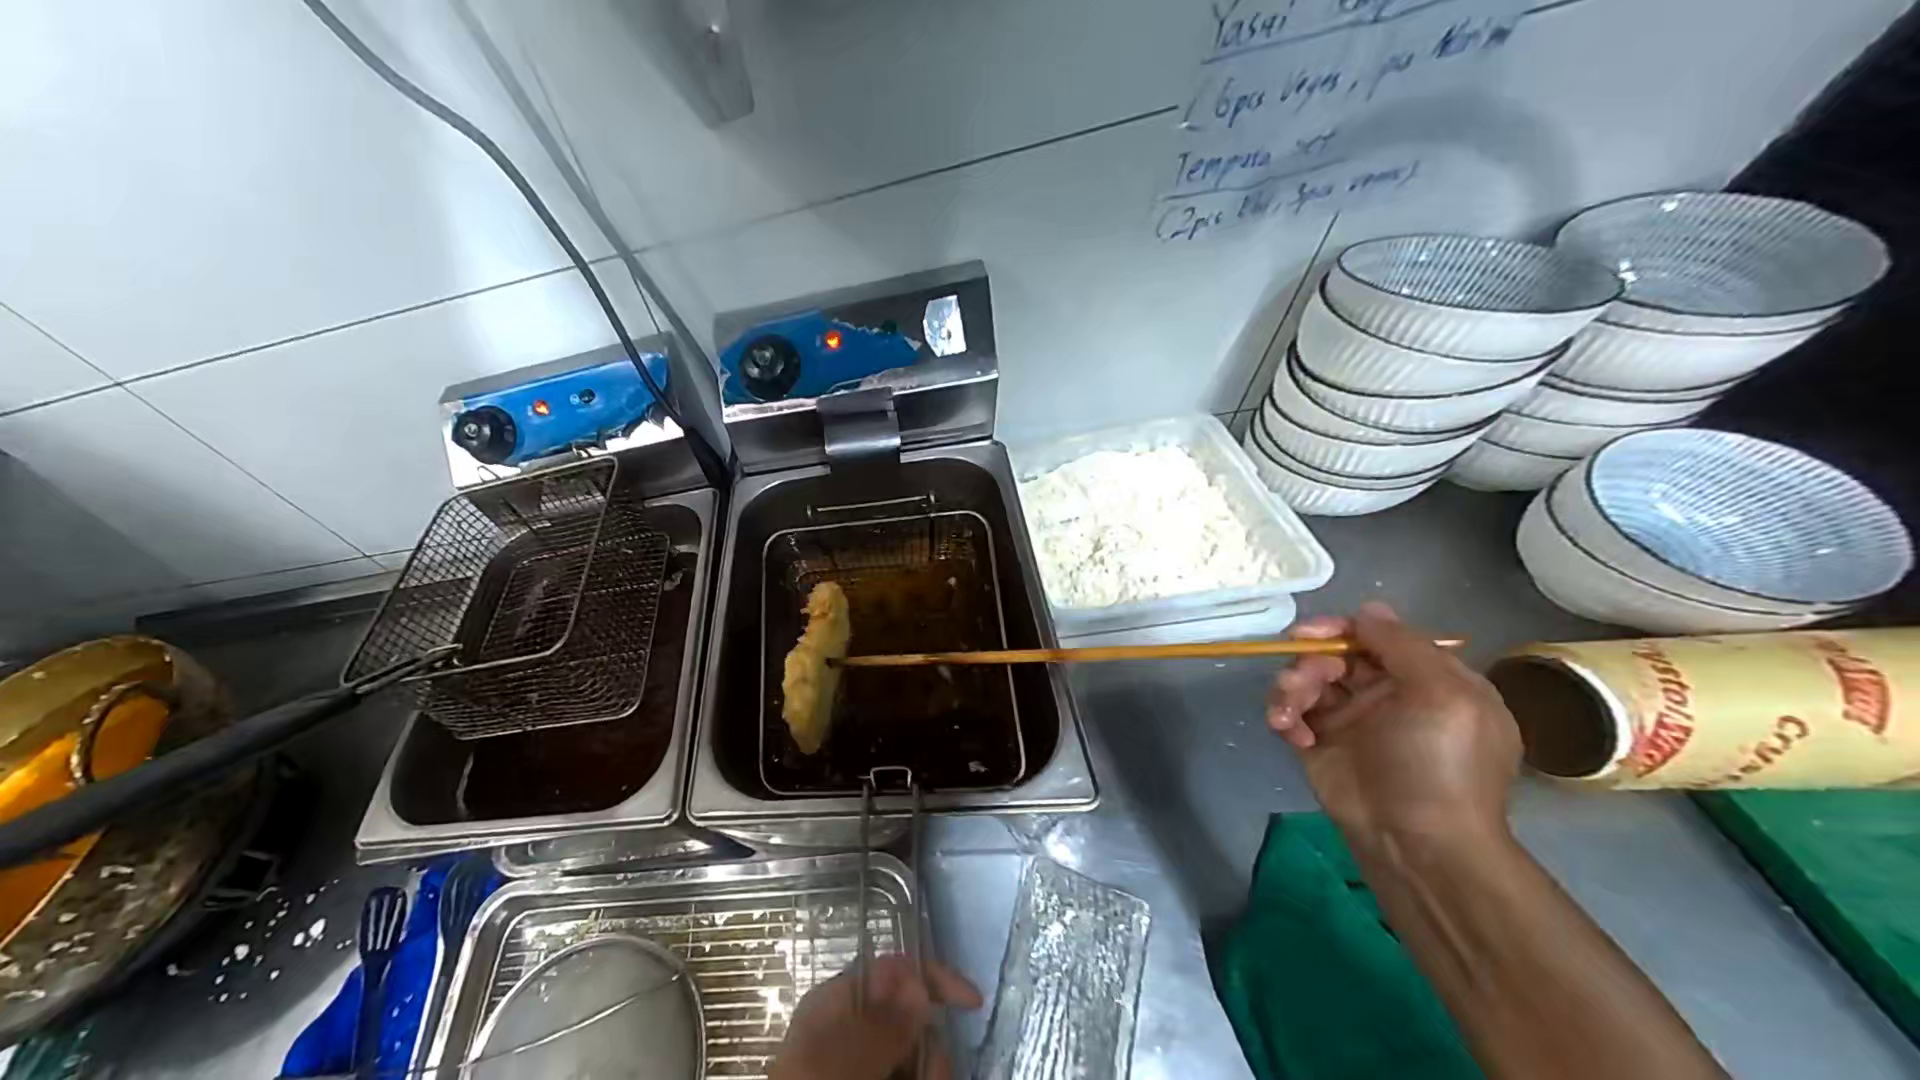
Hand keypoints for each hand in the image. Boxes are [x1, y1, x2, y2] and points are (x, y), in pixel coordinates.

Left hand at [769, 954, 982, 1079]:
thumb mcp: (843, 1063)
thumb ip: (882, 1025)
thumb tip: (918, 983)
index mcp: (836, 1004)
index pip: (893, 970)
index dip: (934, 978)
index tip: (973, 1004)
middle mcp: (852, 1029)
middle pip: (914, 1020)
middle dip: (932, 1050)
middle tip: (930, 1079)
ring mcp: (864, 1065)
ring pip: (917, 1058)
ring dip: (929, 1073)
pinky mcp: (874, 1078)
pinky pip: (911, 1075)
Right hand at [1266, 601, 1520, 846]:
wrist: (1416, 843)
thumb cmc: (1440, 764)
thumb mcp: (1444, 695)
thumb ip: (1404, 645)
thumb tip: (1368, 610)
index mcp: (1424, 678)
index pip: (1376, 636)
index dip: (1342, 629)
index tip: (1311, 634)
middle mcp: (1384, 693)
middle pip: (1333, 654)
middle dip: (1310, 660)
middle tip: (1301, 680)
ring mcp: (1348, 719)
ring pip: (1305, 679)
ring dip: (1290, 687)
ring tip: (1289, 714)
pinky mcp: (1316, 742)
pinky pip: (1289, 711)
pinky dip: (1283, 714)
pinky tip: (1290, 732)